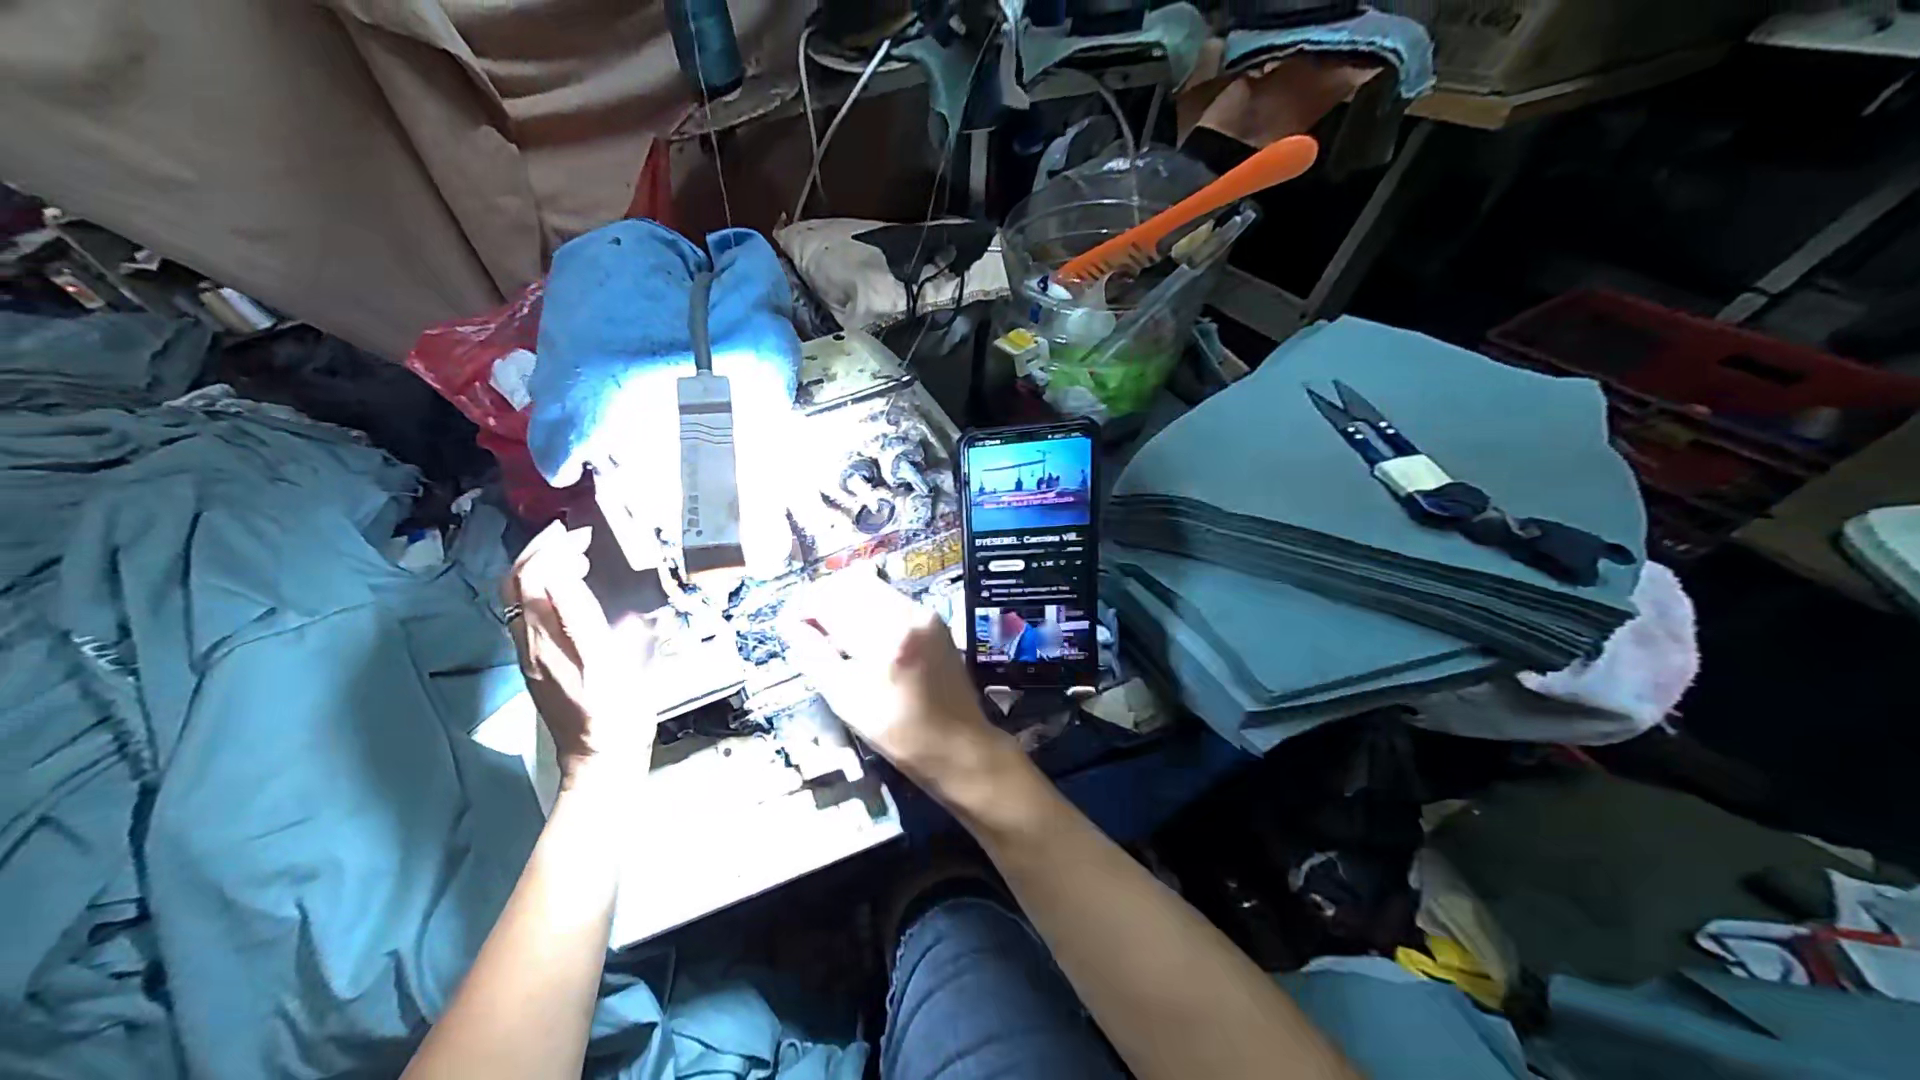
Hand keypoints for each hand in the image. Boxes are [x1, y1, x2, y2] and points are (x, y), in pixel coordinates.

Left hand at [504, 522, 652, 784]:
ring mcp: (530, 652)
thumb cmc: (616, 709)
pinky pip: (528, 611)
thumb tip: (564, 577)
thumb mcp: (611, 661)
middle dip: (540, 550)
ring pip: (517, 596)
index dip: (552, 548)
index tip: (581, 534)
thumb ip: (585, 618)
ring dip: (540, 566)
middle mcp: (529, 641)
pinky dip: (544, 588)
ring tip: (574, 556)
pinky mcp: (537, 661)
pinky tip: (569, 590)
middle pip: (516, 582)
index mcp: (547, 637)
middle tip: (573, 536)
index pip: (533, 577)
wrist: (600, 755)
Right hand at [782, 568, 1014, 797]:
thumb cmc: (901, 733)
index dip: (803, 608)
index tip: (787, 624)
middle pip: (852, 584)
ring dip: (844, 602)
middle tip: (805, 626)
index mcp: (888, 636)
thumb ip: (815, 657)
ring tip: (828, 633)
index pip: (832, 601)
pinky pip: (890, 600)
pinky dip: (867, 609)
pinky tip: (857, 636)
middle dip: (822, 600)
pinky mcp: (933, 620)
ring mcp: (925, 613)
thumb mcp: (847, 700)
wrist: (960, 745)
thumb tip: (790, 625)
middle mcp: (909, 613)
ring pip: (872, 589)